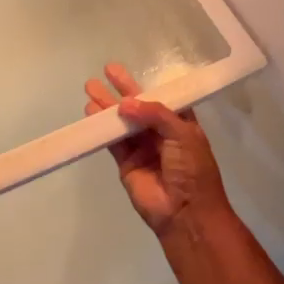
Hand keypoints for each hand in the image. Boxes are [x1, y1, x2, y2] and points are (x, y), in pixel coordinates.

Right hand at [84, 63, 231, 238]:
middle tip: (106, 70)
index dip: (146, 84)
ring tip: (90, 87)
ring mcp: (142, 148)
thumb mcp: (182, 134)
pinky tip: (90, 112)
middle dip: (122, 89)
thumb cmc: (192, 169)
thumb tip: (123, 104)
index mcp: (181, 124)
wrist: (186, 213)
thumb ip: (154, 114)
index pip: (162, 98)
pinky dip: (101, 127)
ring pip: (122, 121)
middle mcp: (161, 133)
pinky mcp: (126, 163)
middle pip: (138, 106)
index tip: (133, 71)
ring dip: (107, 105)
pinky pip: (113, 141)